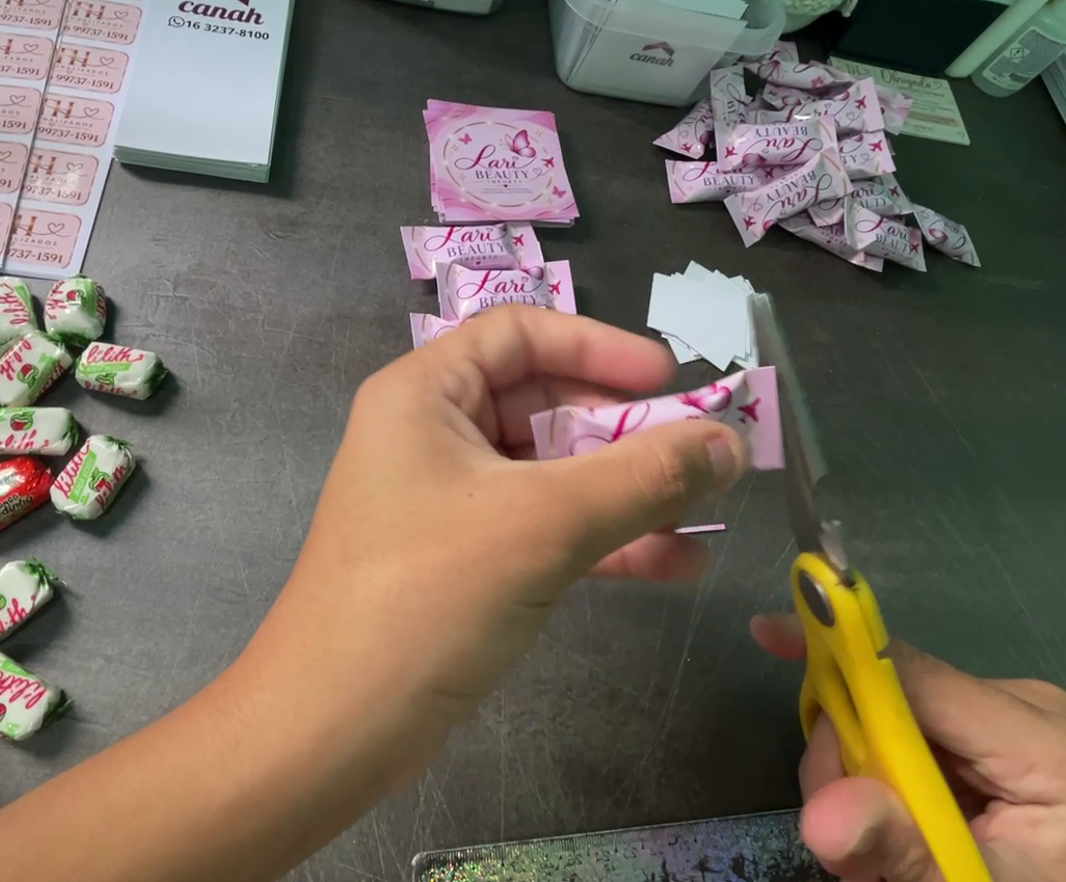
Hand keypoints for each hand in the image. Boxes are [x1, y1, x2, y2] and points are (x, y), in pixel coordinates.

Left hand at [234, 306, 748, 784]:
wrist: (332, 731)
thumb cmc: (426, 595)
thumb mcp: (543, 523)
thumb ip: (643, 477)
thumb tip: (732, 442)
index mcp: (425, 393)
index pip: (519, 334)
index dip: (598, 346)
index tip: (669, 378)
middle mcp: (433, 433)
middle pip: (544, 403)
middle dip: (625, 431)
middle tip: (700, 455)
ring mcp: (450, 499)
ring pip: (553, 473)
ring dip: (626, 492)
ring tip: (704, 515)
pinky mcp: (467, 558)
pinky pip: (546, 528)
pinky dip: (605, 541)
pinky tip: (676, 565)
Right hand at [751, 613, 1065, 881]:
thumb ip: (900, 850)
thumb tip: (822, 817)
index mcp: (1057, 753)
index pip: (923, 680)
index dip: (844, 655)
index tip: (769, 633)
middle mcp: (1040, 717)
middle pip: (899, 693)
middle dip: (846, 746)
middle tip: (830, 818)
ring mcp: (1015, 721)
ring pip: (893, 708)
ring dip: (855, 763)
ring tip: (863, 841)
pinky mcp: (993, 735)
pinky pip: (907, 724)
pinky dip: (876, 764)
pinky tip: (883, 815)